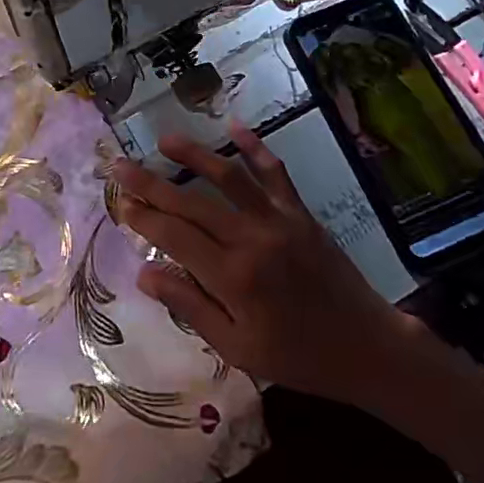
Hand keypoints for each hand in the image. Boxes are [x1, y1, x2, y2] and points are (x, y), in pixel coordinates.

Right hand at [113, 123, 425, 403]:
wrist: (364, 345)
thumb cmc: (296, 355)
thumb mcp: (237, 348)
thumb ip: (190, 306)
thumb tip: (145, 273)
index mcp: (233, 278)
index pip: (175, 236)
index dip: (143, 217)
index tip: (119, 202)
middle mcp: (252, 239)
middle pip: (191, 202)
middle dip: (151, 182)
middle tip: (120, 165)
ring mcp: (278, 220)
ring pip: (229, 177)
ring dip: (195, 155)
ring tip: (165, 139)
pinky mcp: (299, 212)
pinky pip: (275, 172)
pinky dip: (255, 147)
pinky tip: (235, 126)